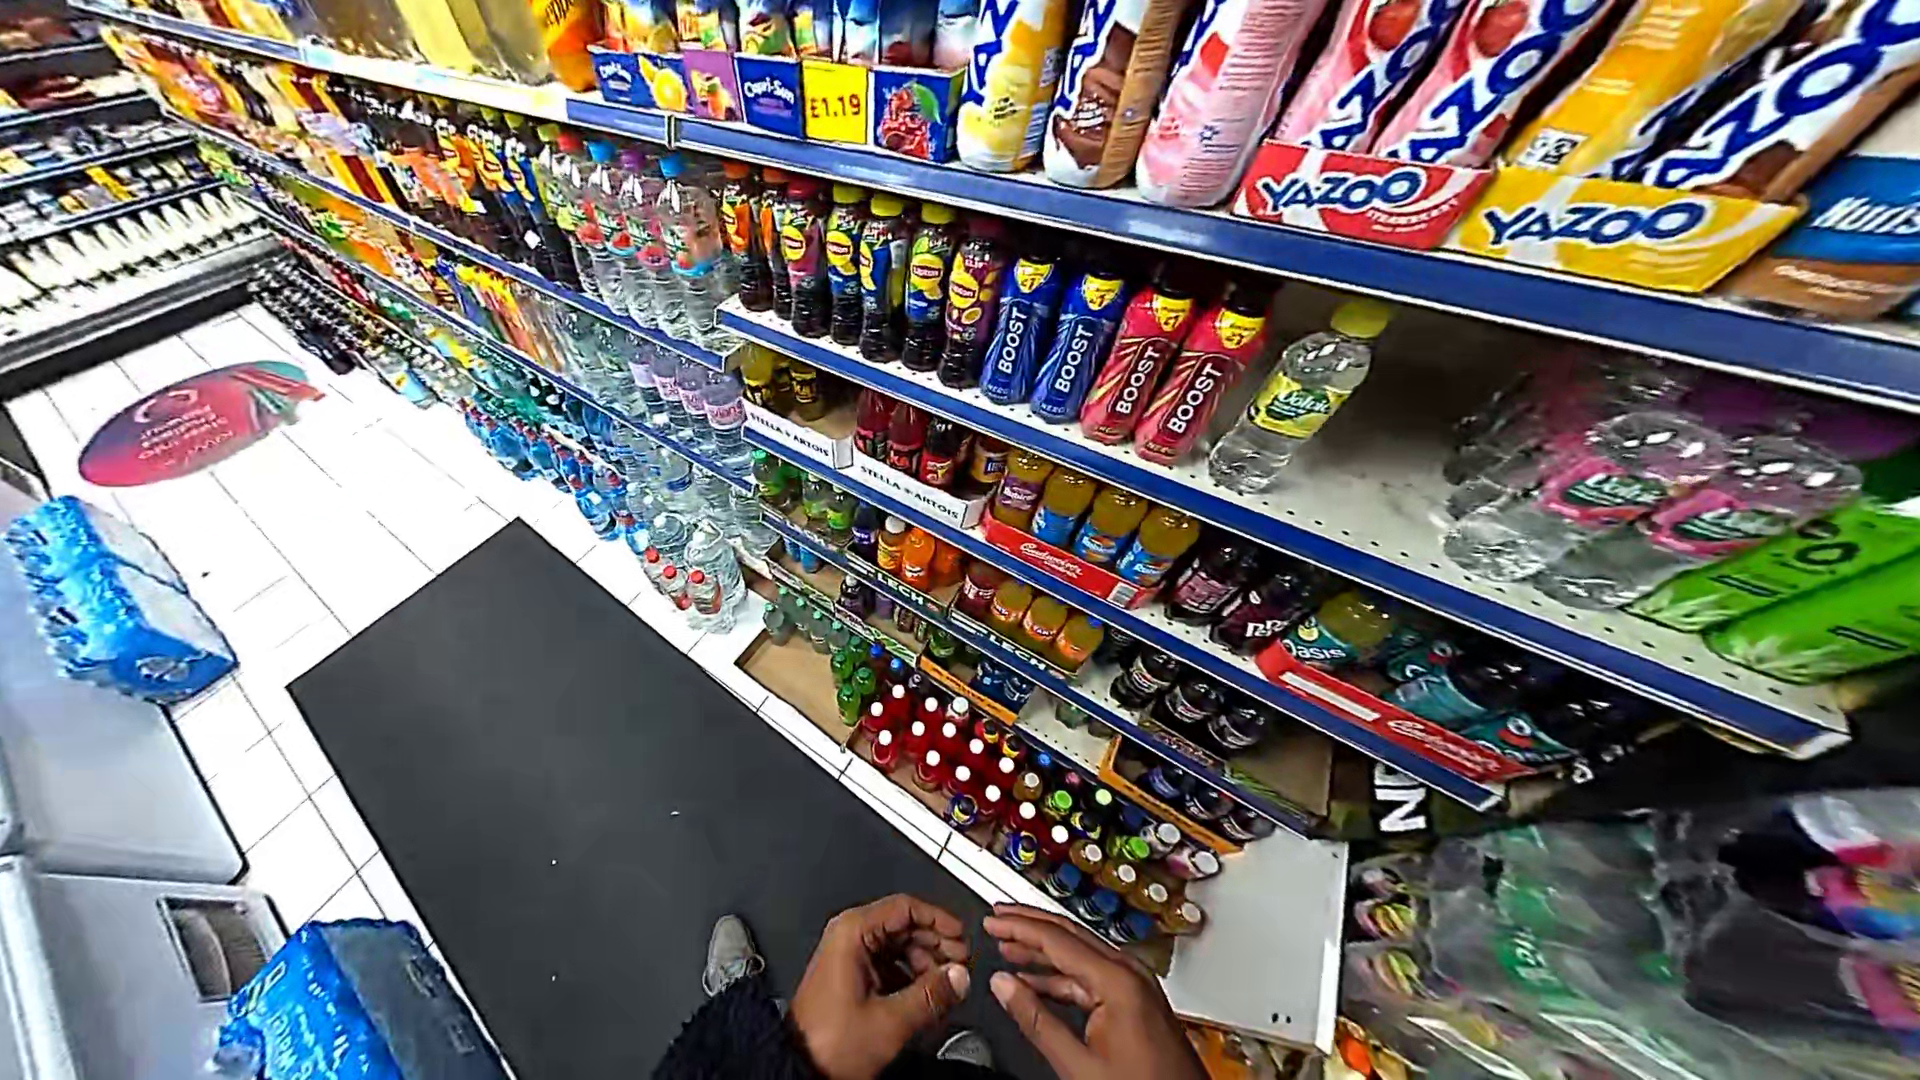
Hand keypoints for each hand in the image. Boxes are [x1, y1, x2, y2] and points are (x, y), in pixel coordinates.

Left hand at [789, 894, 972, 1079]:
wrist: (796, 1072)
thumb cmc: (830, 1043)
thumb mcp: (889, 1021)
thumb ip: (930, 995)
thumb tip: (960, 977)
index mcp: (853, 931)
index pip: (905, 907)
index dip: (938, 919)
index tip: (960, 936)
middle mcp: (851, 935)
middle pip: (904, 925)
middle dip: (935, 944)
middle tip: (959, 964)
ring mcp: (851, 954)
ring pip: (900, 946)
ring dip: (926, 963)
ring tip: (946, 985)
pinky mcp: (853, 974)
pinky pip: (890, 964)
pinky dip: (911, 977)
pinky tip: (928, 997)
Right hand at [983, 904, 1205, 1079]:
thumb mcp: (1080, 1066)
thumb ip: (1037, 1021)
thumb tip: (1004, 986)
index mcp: (1117, 979)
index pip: (1056, 938)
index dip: (1019, 926)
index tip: (993, 920)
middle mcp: (1129, 972)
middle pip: (1069, 934)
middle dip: (1029, 925)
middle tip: (998, 919)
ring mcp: (1135, 984)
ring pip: (1079, 952)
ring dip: (1043, 950)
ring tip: (1009, 947)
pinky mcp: (1136, 1000)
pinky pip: (1091, 974)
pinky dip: (1061, 974)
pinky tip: (1038, 981)